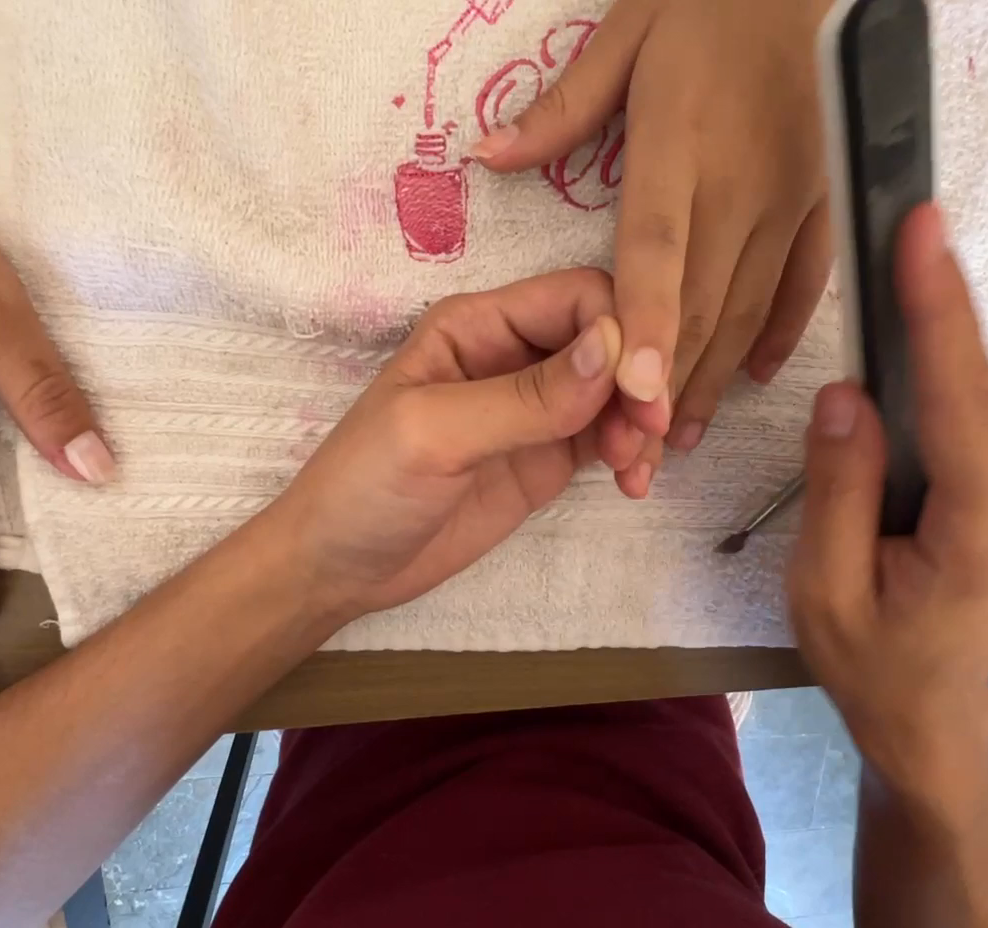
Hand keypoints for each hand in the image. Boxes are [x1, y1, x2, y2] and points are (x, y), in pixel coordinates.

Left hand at [262, 270, 619, 621]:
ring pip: (615, 392)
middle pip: (608, 341)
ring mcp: (535, 411)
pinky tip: (632, 485)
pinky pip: (606, 439)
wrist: (341, 569)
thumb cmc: (366, 487)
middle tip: (647, 439)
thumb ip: (524, 396)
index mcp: (478, 325)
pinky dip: (632, 455)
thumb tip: (615, 350)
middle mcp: (514, 355)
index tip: (640, 392)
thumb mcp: (435, 433)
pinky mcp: (547, 458)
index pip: (577, 298)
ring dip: (641, 424)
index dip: (621, 333)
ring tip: (635, 472)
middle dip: (639, 382)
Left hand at [475, 0, 832, 496]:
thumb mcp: (624, 33)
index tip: (635, 393)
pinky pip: (799, 285)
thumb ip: (559, 110)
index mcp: (678, 145)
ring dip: (714, 380)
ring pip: (746, 309)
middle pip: (699, 302)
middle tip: (645, 455)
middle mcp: (736, 184)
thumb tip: (488, 153)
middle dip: (672, 387)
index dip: (647, 325)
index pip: (656, 251)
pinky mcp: (820, 204)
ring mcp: (787, 199)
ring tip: (682, 439)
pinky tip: (748, 379)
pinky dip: (776, 336)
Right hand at [786, 205, 987, 796]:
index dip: (940, 312)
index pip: (961, 404)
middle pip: (981, 391)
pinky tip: (912, 358)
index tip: (922, 231)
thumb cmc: (868, 665)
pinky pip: (980, 428)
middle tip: (902, 232)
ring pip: (984, 404)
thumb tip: (847, 395)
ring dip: (941, 344)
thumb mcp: (825, 586)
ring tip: (902, 274)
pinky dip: (945, 385)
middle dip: (941, 312)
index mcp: (987, 533)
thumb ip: (839, 491)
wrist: (927, 717)